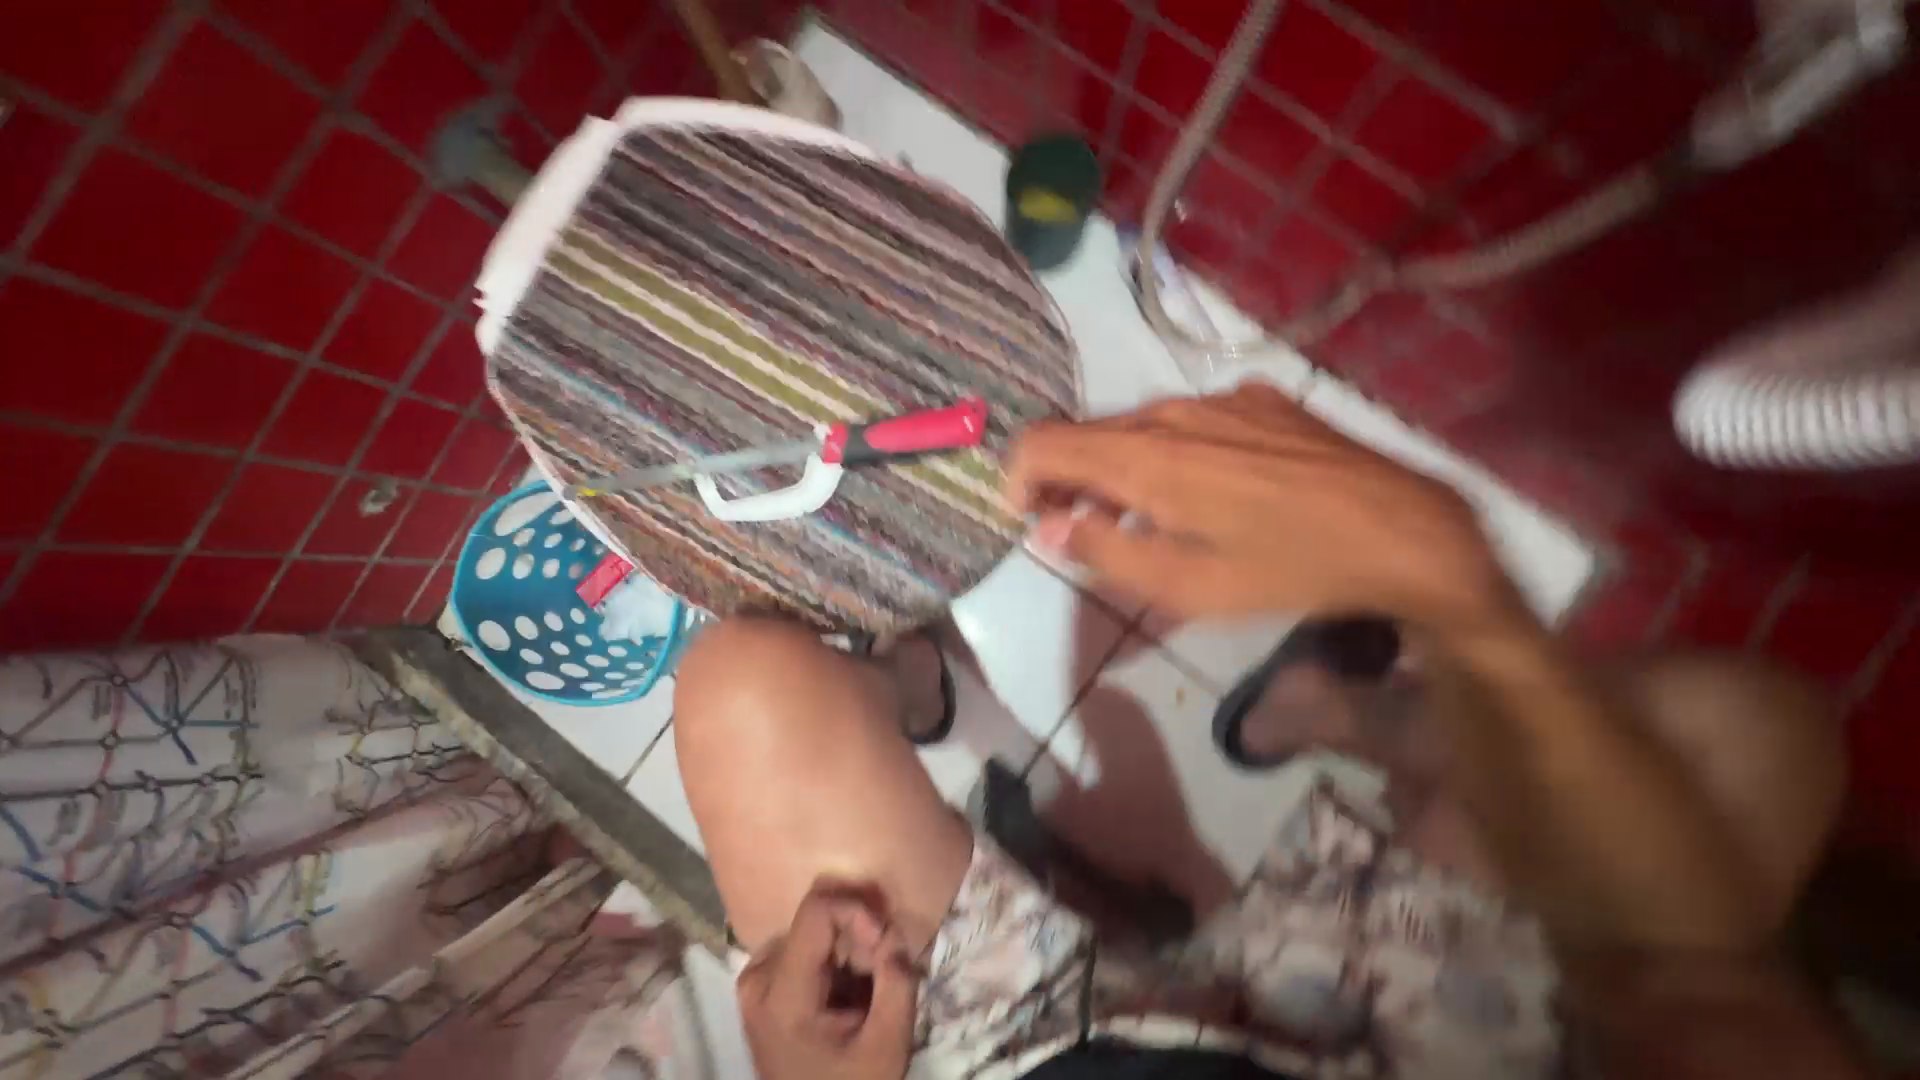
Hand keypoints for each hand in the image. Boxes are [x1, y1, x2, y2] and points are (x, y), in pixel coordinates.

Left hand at [737, 882, 918, 1079]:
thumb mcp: (888, 1044)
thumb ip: (898, 979)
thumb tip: (891, 930)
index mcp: (780, 995)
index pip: (817, 910)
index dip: (859, 912)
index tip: (886, 944)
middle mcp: (758, 978)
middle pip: (818, 921)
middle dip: (860, 938)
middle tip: (882, 974)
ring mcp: (755, 982)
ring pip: (815, 932)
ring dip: (850, 950)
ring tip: (867, 991)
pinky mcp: (762, 987)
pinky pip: (806, 948)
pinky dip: (836, 961)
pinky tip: (849, 995)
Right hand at [1004, 384, 1531, 635]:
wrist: (1402, 530)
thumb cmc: (1286, 568)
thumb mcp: (1186, 584)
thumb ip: (1104, 552)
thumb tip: (1047, 529)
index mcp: (1145, 455)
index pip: (1043, 442)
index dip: (1018, 477)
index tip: (1028, 519)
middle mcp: (1172, 411)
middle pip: (1087, 433)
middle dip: (1066, 479)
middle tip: (1079, 530)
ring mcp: (1220, 399)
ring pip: (1137, 426)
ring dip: (1118, 469)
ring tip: (1143, 519)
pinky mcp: (1259, 400)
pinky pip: (1187, 420)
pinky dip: (1168, 453)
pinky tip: (1205, 491)